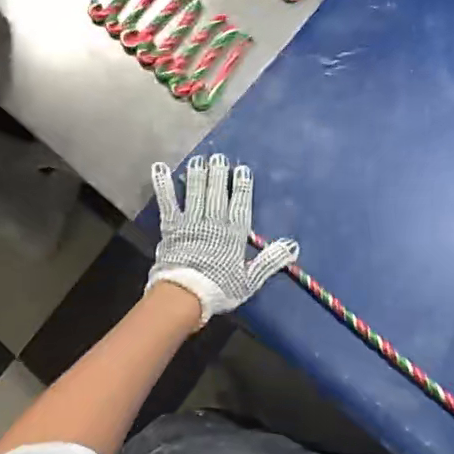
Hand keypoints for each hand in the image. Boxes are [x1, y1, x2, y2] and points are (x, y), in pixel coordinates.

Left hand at [147, 154, 297, 325]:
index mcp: (233, 236)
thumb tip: (293, 245)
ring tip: (199, 160)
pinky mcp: (170, 227)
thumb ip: (269, 261)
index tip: (242, 170)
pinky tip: (160, 168)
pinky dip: (163, 185)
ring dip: (197, 176)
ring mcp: (190, 223)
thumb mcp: (249, 280)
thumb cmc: (219, 289)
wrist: (185, 294)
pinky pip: (167, 202)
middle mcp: (213, 224)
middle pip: (217, 194)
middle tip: (219, 158)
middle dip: (219, 175)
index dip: (242, 188)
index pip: (240, 206)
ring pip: (196, 193)